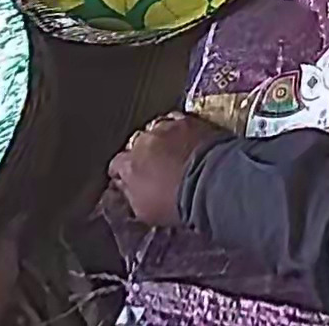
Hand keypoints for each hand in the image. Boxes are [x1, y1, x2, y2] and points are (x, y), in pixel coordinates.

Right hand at [108, 111, 227, 225]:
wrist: (210, 180)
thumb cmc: (175, 202)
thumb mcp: (143, 209)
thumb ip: (130, 192)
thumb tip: (125, 183)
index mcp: (130, 164)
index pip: (117, 164)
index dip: (123, 171)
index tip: (128, 177)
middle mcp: (145, 140)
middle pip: (137, 142)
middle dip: (142, 151)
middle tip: (152, 162)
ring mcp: (168, 126)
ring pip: (156, 127)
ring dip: (159, 136)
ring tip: (168, 146)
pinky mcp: (190, 119)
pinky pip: (177, 119)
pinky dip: (177, 127)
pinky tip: (183, 134)